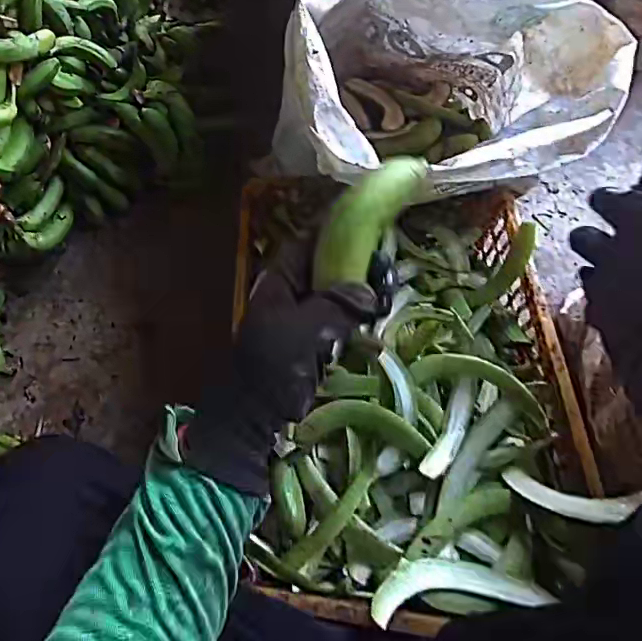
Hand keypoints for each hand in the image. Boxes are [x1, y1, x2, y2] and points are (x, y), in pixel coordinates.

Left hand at [182, 242, 376, 495]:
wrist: (253, 417)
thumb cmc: (271, 366)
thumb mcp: (303, 331)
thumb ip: (335, 305)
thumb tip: (369, 291)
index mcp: (278, 279)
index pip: (308, 241)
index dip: (335, 229)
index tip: (368, 222)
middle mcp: (291, 291)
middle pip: (327, 266)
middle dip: (356, 264)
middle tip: (387, 265)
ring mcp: (302, 316)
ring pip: (337, 293)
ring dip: (361, 293)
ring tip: (388, 292)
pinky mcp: (314, 341)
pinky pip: (340, 321)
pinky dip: (358, 319)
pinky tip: (379, 320)